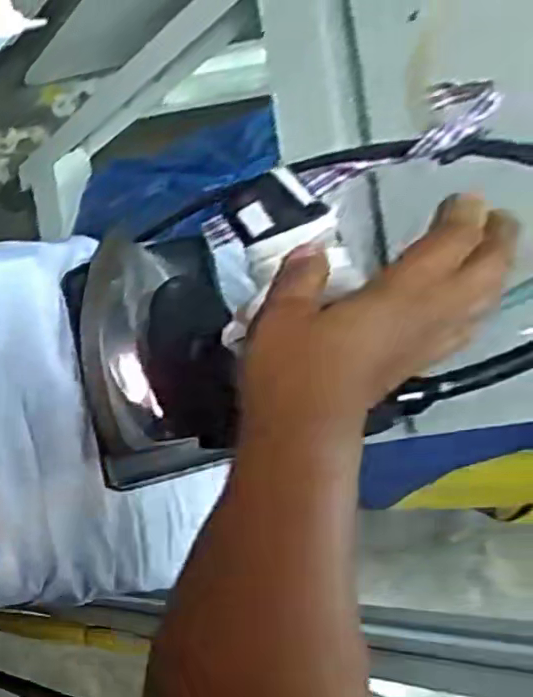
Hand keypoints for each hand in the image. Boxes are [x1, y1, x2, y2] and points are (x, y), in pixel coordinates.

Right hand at [243, 192, 519, 436]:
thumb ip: (299, 280)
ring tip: (485, 255)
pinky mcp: (424, 357)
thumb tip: (312, 249)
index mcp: (404, 290)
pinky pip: (471, 320)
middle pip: (491, 261)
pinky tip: (465, 304)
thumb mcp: (279, 318)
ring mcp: (435, 334)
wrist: (303, 420)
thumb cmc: (289, 367)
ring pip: (492, 290)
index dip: (461, 213)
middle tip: (487, 219)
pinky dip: (478, 302)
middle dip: (496, 234)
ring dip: (497, 266)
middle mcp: (436, 306)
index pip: (452, 239)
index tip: (459, 198)